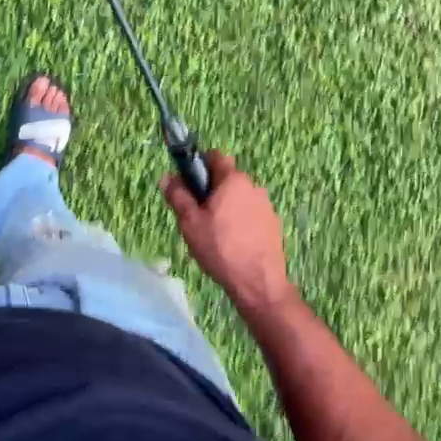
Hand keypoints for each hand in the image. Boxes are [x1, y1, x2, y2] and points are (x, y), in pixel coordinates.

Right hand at [161, 150, 296, 315]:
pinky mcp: (273, 225)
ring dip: (227, 207)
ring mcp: (266, 206)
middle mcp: (253, 186)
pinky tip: (233, 244)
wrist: (259, 283)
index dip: (200, 165)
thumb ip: (178, 196)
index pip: (215, 156)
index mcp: (233, 179)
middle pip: (228, 178)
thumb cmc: (220, 248)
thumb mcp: (190, 223)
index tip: (190, 184)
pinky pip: (251, 214)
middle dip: (212, 190)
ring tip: (215, 233)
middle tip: (198, 214)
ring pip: (240, 197)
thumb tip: (167, 177)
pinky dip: (241, 222)